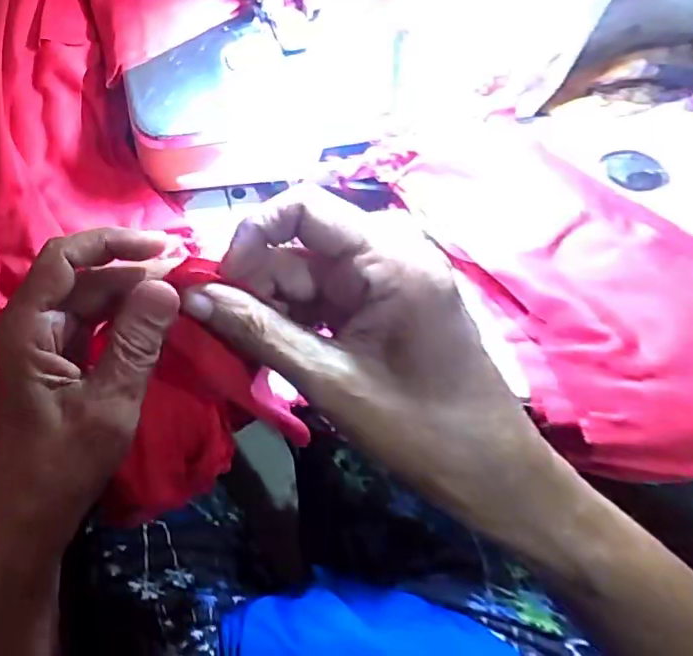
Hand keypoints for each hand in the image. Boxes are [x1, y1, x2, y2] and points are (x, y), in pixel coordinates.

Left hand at [0, 228, 182, 553]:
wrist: (30, 515)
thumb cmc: (62, 464)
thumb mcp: (108, 404)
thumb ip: (136, 343)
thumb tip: (165, 286)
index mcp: (27, 322)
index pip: (63, 258)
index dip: (110, 242)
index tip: (160, 243)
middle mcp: (30, 321)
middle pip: (78, 276)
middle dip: (128, 266)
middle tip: (185, 264)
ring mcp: (42, 339)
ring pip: (87, 299)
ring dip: (129, 290)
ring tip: (180, 283)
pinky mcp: (56, 358)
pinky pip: (90, 324)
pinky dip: (121, 317)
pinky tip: (156, 314)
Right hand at [184, 184, 555, 535]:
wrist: (503, 487)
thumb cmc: (426, 432)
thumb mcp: (329, 380)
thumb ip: (254, 330)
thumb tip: (188, 296)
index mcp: (389, 260)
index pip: (301, 205)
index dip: (254, 231)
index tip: (227, 279)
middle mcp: (385, 257)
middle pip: (291, 244)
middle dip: (254, 282)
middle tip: (232, 327)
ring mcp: (380, 282)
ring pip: (293, 271)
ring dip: (266, 305)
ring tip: (253, 347)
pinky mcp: (373, 306)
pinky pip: (310, 294)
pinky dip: (284, 317)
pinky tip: (275, 348)